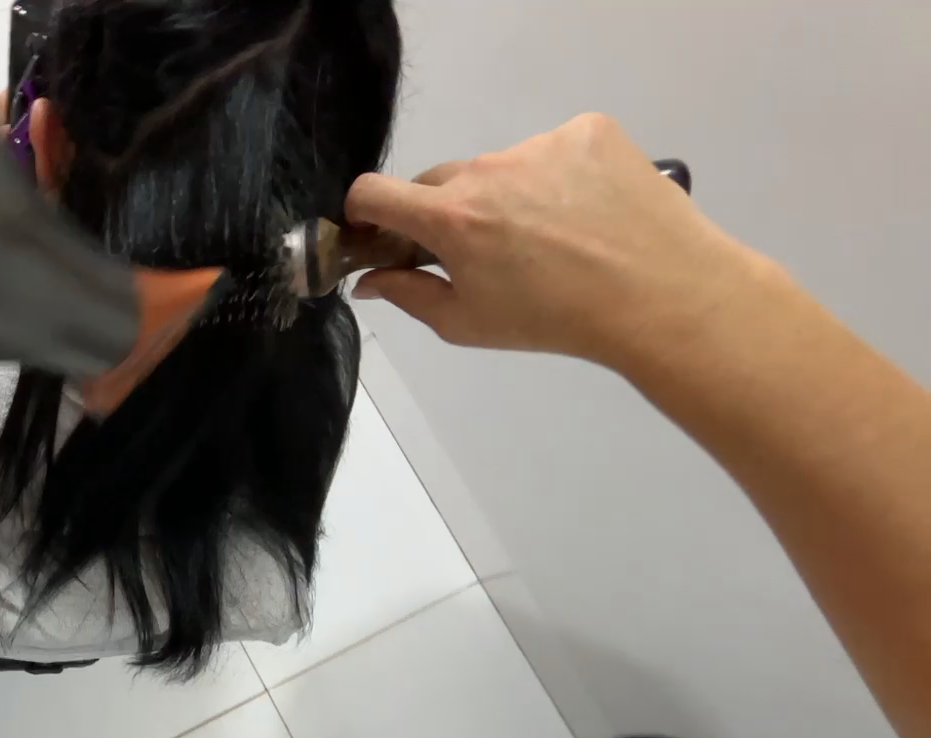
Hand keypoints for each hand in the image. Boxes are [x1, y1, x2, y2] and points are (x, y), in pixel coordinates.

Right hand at [346, 114, 767, 371]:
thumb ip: (404, 293)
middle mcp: (488, 170)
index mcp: (449, 219)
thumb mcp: (460, 322)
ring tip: (535, 234)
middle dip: (434, 214)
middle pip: (432, 182)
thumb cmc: (547, 320)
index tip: (375, 233)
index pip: (372, 193)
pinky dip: (543, 177)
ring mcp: (540, 145)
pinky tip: (570, 210)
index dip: (362, 212)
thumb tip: (367, 279)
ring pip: (491, 168)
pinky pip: (542, 150)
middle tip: (465, 249)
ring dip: (493, 196)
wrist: (659, 293)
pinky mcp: (588, 131)